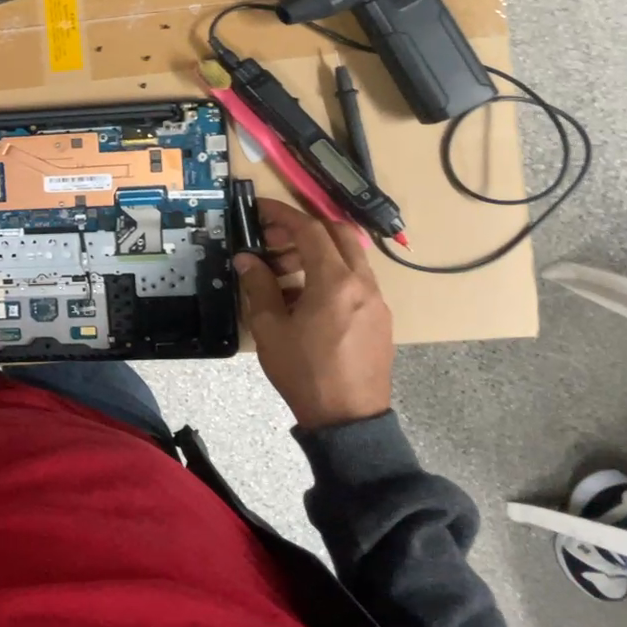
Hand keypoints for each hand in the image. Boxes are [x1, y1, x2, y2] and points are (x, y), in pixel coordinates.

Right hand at [233, 197, 394, 429]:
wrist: (348, 417)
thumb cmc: (303, 370)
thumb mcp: (269, 327)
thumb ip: (259, 286)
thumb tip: (247, 259)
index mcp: (335, 283)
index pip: (310, 230)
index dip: (282, 214)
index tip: (258, 208)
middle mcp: (363, 284)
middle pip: (339, 234)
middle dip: (303, 228)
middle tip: (271, 239)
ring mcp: (377, 301)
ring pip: (349, 257)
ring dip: (315, 252)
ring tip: (280, 272)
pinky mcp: (379, 317)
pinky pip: (355, 280)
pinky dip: (328, 273)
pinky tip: (302, 297)